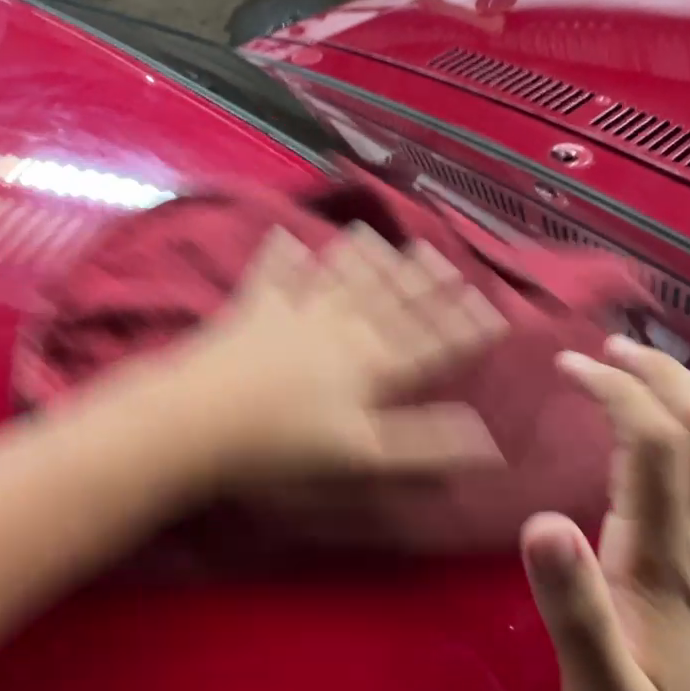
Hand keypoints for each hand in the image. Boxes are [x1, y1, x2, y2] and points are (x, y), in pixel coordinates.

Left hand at [158, 223, 508, 485]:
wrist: (197, 421)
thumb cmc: (281, 447)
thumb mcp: (362, 455)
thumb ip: (425, 443)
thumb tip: (489, 441)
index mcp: (370, 366)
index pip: (429, 343)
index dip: (462, 328)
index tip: (492, 307)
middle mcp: (340, 329)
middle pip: (389, 301)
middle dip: (420, 282)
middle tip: (443, 257)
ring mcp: (294, 314)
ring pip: (339, 280)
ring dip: (363, 259)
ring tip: (380, 236)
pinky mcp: (252, 311)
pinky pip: (274, 276)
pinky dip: (283, 256)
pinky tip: (289, 236)